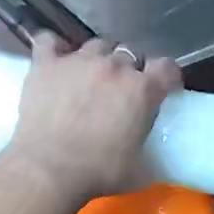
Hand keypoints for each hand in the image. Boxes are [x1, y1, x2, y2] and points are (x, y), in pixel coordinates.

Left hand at [3, 34, 181, 199]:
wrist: (49, 170)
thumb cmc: (99, 173)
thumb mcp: (139, 170)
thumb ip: (149, 151)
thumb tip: (149, 156)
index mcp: (142, 90)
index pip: (167, 67)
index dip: (167, 76)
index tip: (164, 88)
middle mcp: (114, 67)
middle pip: (130, 54)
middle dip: (131, 70)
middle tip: (122, 92)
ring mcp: (78, 60)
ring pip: (97, 45)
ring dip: (100, 58)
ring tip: (92, 77)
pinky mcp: (45, 63)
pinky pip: (50, 41)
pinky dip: (56, 48)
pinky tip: (57, 61)